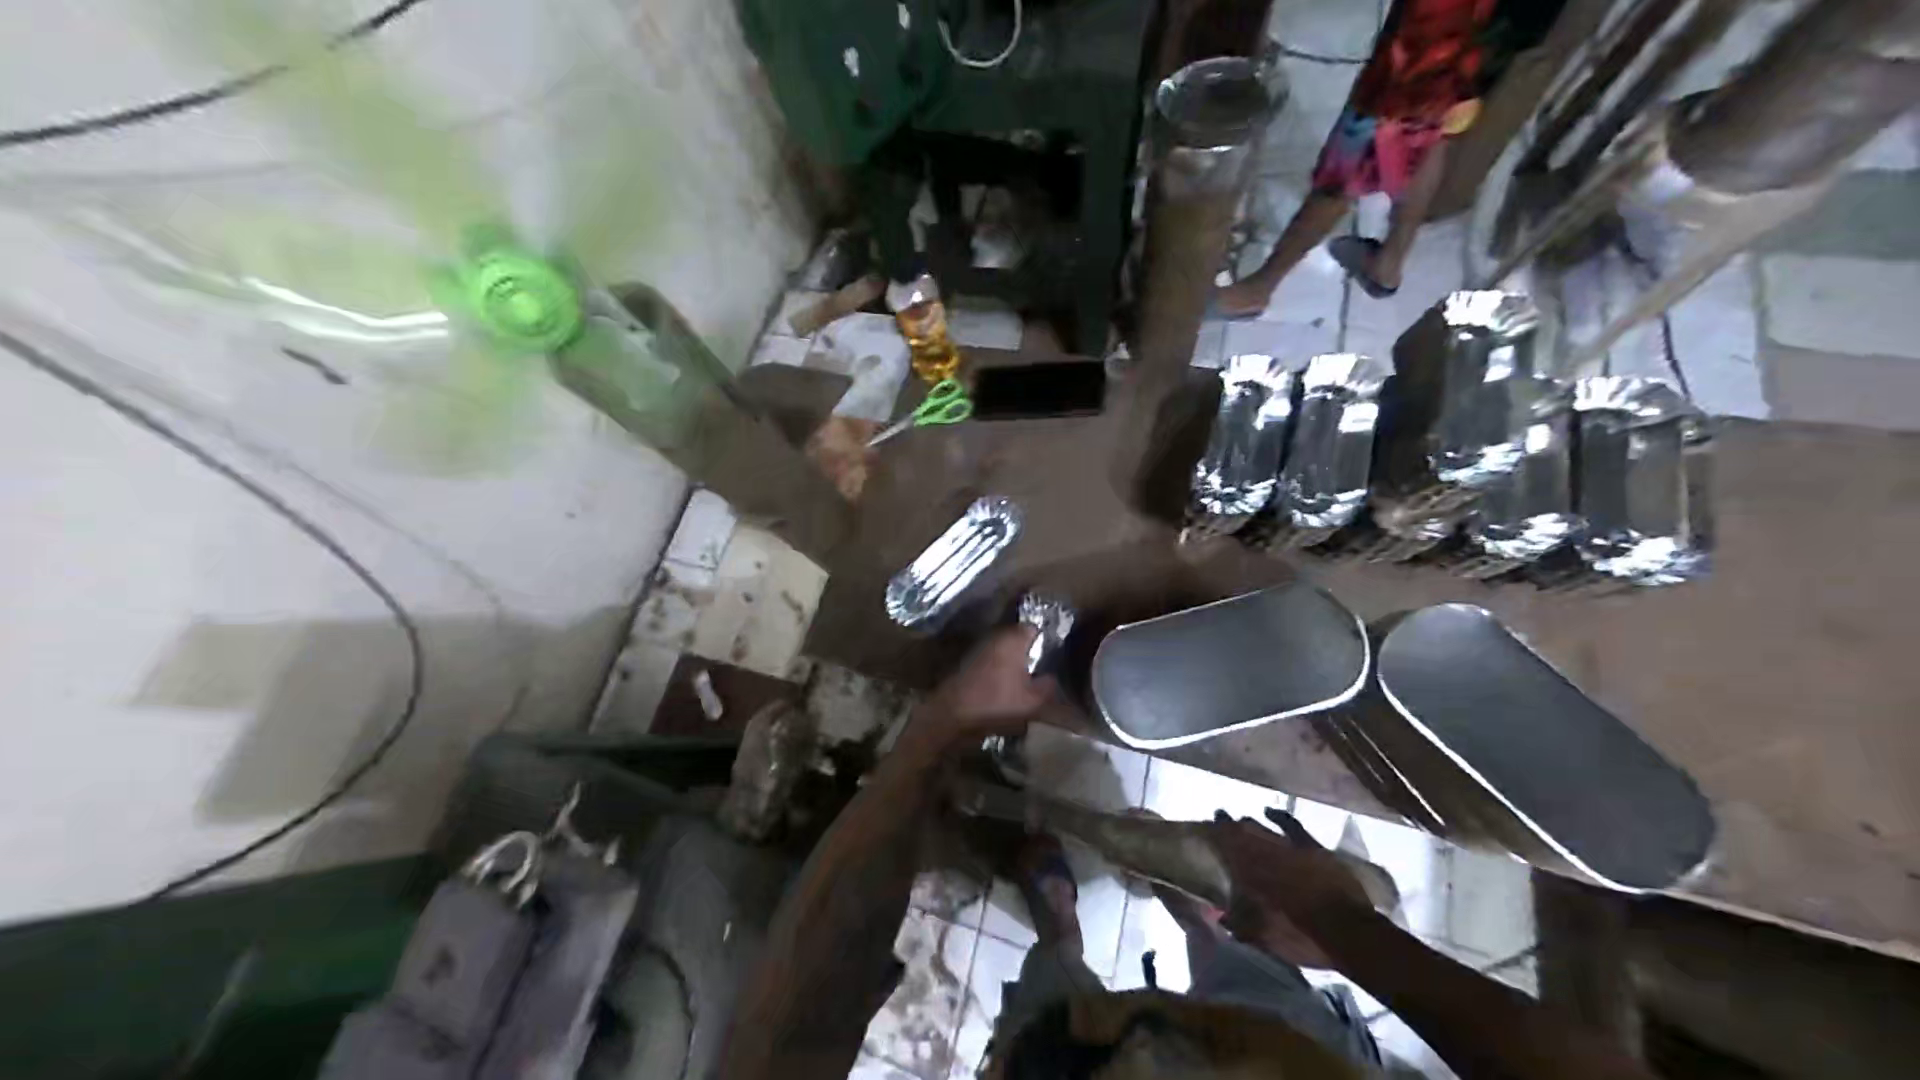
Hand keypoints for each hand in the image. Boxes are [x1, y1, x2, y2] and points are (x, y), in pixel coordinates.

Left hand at [919, 626, 1057, 742]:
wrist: (951, 715)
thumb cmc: (996, 704)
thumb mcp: (1033, 702)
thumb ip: (1049, 686)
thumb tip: (1052, 677)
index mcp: (1013, 638)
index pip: (1036, 627)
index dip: (1047, 639)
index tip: (1056, 653)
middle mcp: (995, 636)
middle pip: (1019, 637)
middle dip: (1031, 650)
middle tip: (1044, 667)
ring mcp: (979, 647)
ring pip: (1005, 649)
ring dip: (1014, 660)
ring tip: (1027, 677)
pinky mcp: (968, 661)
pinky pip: (992, 659)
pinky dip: (1000, 667)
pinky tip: (1006, 684)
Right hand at [1210, 808, 1378, 958]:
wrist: (1350, 934)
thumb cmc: (1303, 937)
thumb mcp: (1265, 939)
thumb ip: (1239, 926)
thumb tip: (1218, 915)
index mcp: (1250, 875)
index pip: (1225, 845)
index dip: (1214, 834)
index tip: (1205, 829)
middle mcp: (1265, 855)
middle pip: (1241, 832)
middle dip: (1228, 825)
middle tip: (1218, 820)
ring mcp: (1289, 848)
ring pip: (1262, 828)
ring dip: (1248, 823)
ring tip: (1239, 821)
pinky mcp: (1312, 847)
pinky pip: (1291, 825)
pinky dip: (1279, 817)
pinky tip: (1269, 812)